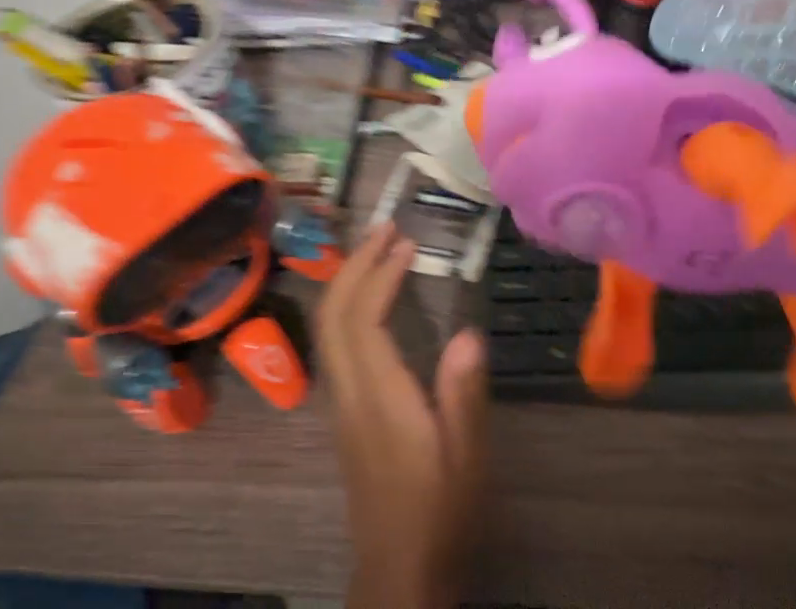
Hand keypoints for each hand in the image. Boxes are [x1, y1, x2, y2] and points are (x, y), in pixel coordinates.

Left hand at [317, 223, 486, 608]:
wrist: (399, 567)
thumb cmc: (441, 510)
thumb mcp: (466, 457)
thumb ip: (463, 395)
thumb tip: (469, 333)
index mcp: (379, 398)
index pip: (363, 319)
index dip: (379, 274)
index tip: (407, 243)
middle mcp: (349, 394)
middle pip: (333, 315)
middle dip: (353, 264)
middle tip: (386, 228)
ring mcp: (341, 404)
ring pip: (326, 329)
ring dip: (347, 282)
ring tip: (380, 251)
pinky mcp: (345, 414)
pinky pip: (335, 344)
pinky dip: (349, 307)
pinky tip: (375, 302)